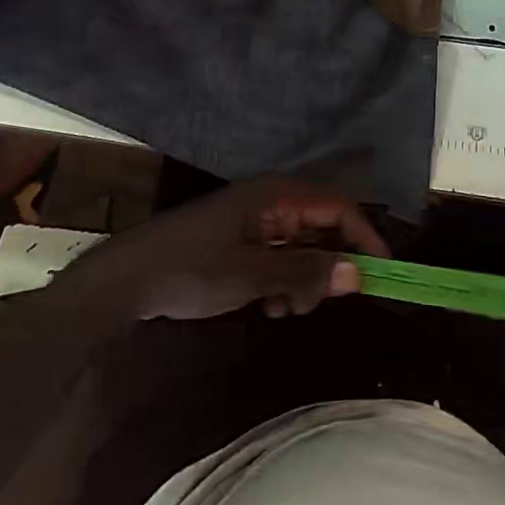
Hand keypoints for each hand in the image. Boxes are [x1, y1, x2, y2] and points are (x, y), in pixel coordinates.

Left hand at [68, 178, 390, 321]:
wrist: (124, 280)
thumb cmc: (191, 269)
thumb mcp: (252, 275)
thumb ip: (306, 273)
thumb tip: (357, 274)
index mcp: (277, 195)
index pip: (338, 207)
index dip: (364, 236)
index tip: (380, 272)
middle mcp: (272, 201)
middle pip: (322, 227)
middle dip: (328, 265)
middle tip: (320, 302)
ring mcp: (255, 221)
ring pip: (302, 247)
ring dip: (304, 279)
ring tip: (285, 309)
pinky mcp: (241, 240)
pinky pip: (280, 257)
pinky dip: (283, 282)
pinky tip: (267, 306)